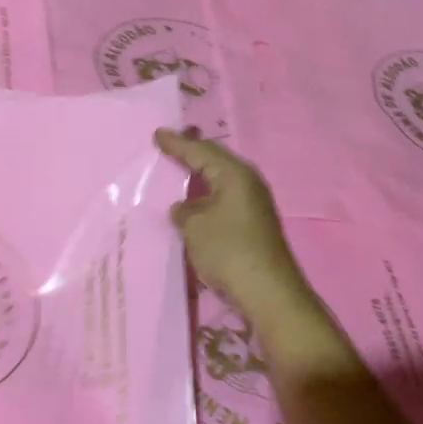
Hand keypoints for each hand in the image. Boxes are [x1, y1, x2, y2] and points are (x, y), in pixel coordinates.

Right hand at [156, 128, 313, 319]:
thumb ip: (184, 211)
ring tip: (178, 171)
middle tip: (169, 145)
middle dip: (192, 154)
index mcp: (234, 175)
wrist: (264, 289)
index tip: (157, 134)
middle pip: (214, 162)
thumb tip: (184, 208)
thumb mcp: (195, 226)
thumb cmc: (227, 250)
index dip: (177, 144)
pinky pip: (221, 201)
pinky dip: (205, 198)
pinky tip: (193, 204)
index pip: (201, 151)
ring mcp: (252, 205)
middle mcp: (247, 183)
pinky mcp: (251, 225)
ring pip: (219, 182)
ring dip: (199, 177)